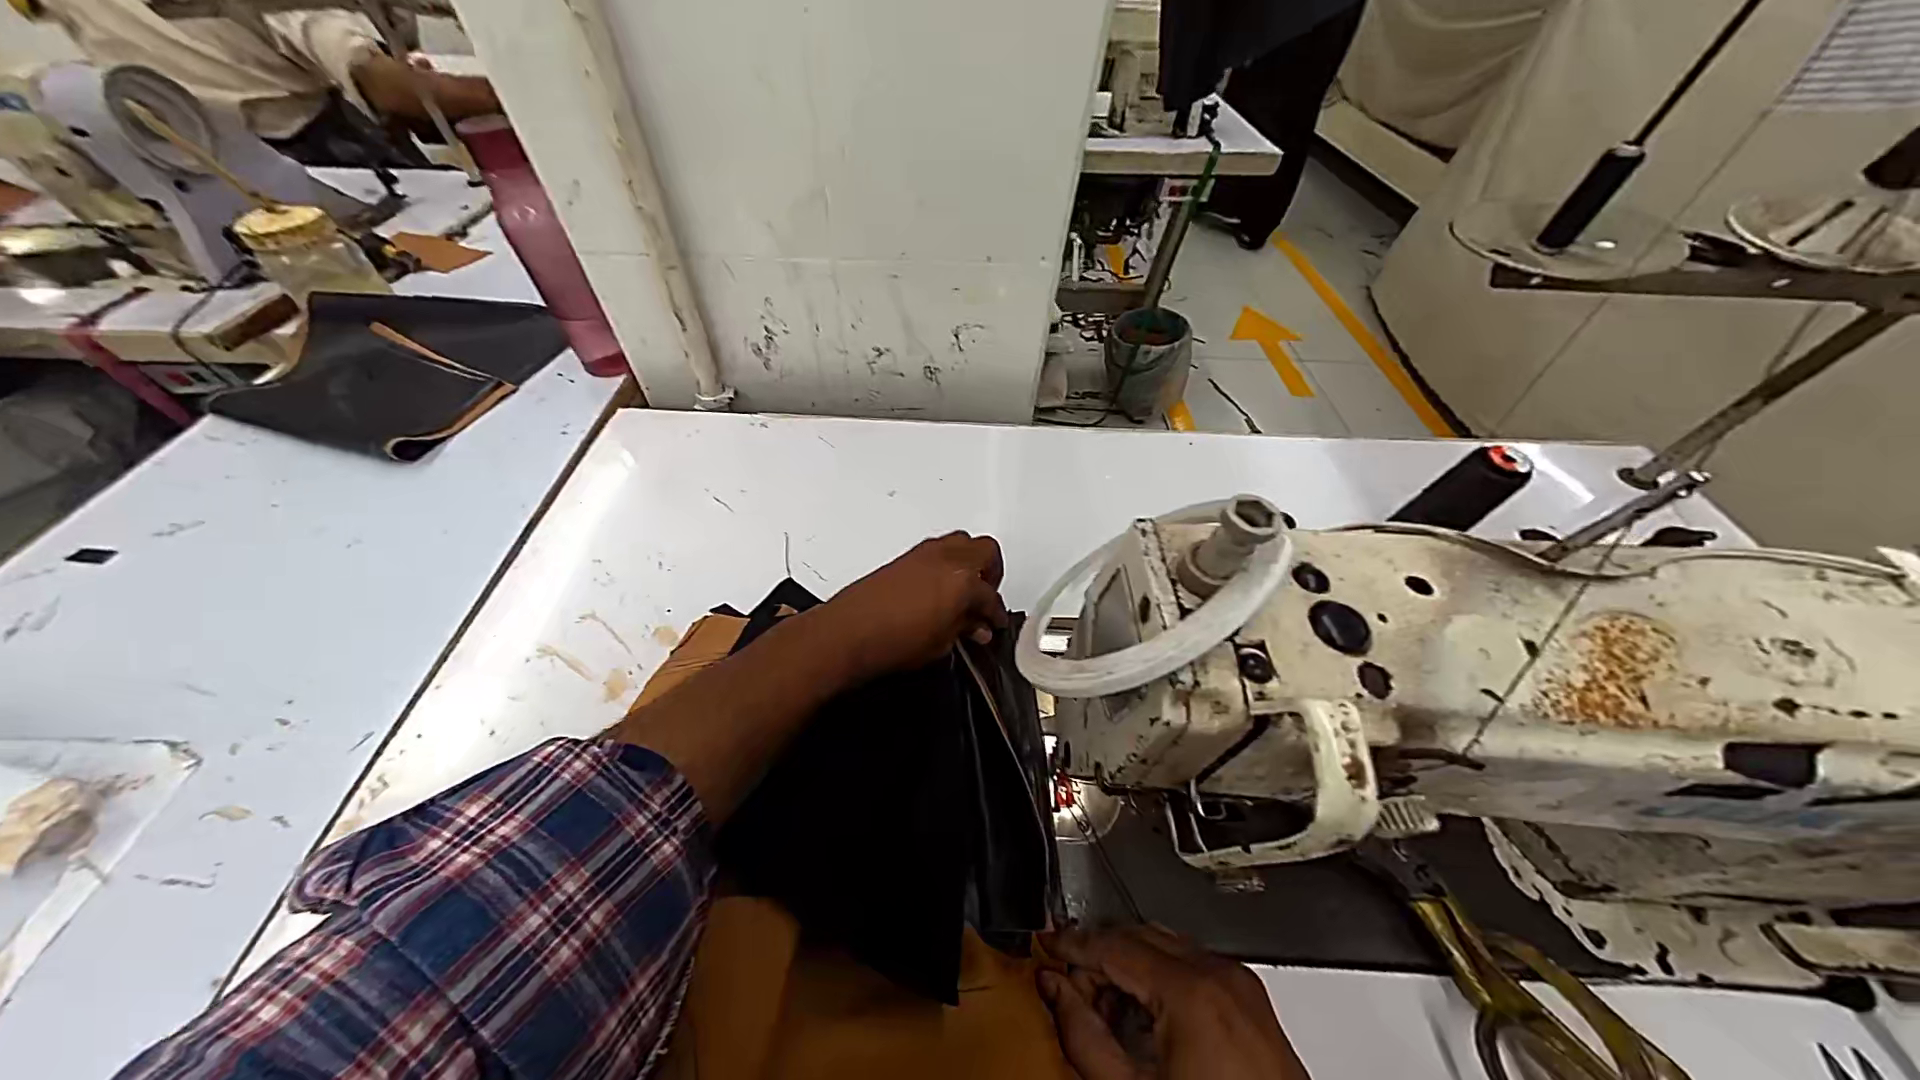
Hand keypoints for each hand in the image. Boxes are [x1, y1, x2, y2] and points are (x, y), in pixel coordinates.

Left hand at [809, 532, 1007, 678]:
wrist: (848, 633)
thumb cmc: (888, 639)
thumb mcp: (941, 643)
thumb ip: (964, 629)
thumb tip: (973, 626)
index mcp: (963, 580)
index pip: (991, 597)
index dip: (995, 613)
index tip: (992, 622)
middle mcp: (946, 559)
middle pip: (985, 552)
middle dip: (991, 573)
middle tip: (987, 595)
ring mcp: (925, 553)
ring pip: (962, 543)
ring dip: (970, 561)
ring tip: (967, 587)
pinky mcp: (906, 556)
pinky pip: (938, 549)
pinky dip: (947, 562)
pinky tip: (942, 586)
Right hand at [1038, 925, 1309, 1079]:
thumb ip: (1083, 1035)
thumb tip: (1055, 990)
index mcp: (1191, 991)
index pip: (1113, 944)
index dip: (1072, 945)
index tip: (1051, 946)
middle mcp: (1221, 976)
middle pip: (1138, 936)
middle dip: (1099, 959)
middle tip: (1072, 990)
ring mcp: (1241, 986)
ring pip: (1165, 947)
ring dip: (1129, 969)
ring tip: (1111, 1017)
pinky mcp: (1252, 1001)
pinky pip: (1194, 968)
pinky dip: (1161, 981)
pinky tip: (1147, 1022)